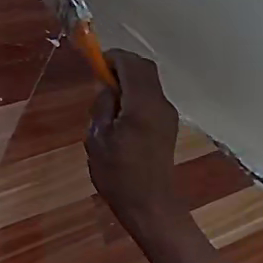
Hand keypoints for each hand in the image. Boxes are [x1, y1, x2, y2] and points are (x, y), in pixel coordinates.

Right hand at [86, 50, 185, 231]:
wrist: (149, 204)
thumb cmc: (118, 174)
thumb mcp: (97, 139)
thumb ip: (102, 107)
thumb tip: (107, 89)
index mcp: (142, 104)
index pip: (131, 64)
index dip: (113, 58)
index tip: (96, 63)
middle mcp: (160, 104)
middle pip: (144, 70)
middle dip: (123, 67)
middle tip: (101, 79)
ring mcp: (167, 116)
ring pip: (149, 85)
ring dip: (129, 84)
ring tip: (108, 103)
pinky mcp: (167, 128)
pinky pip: (151, 101)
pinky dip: (135, 98)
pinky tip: (120, 119)